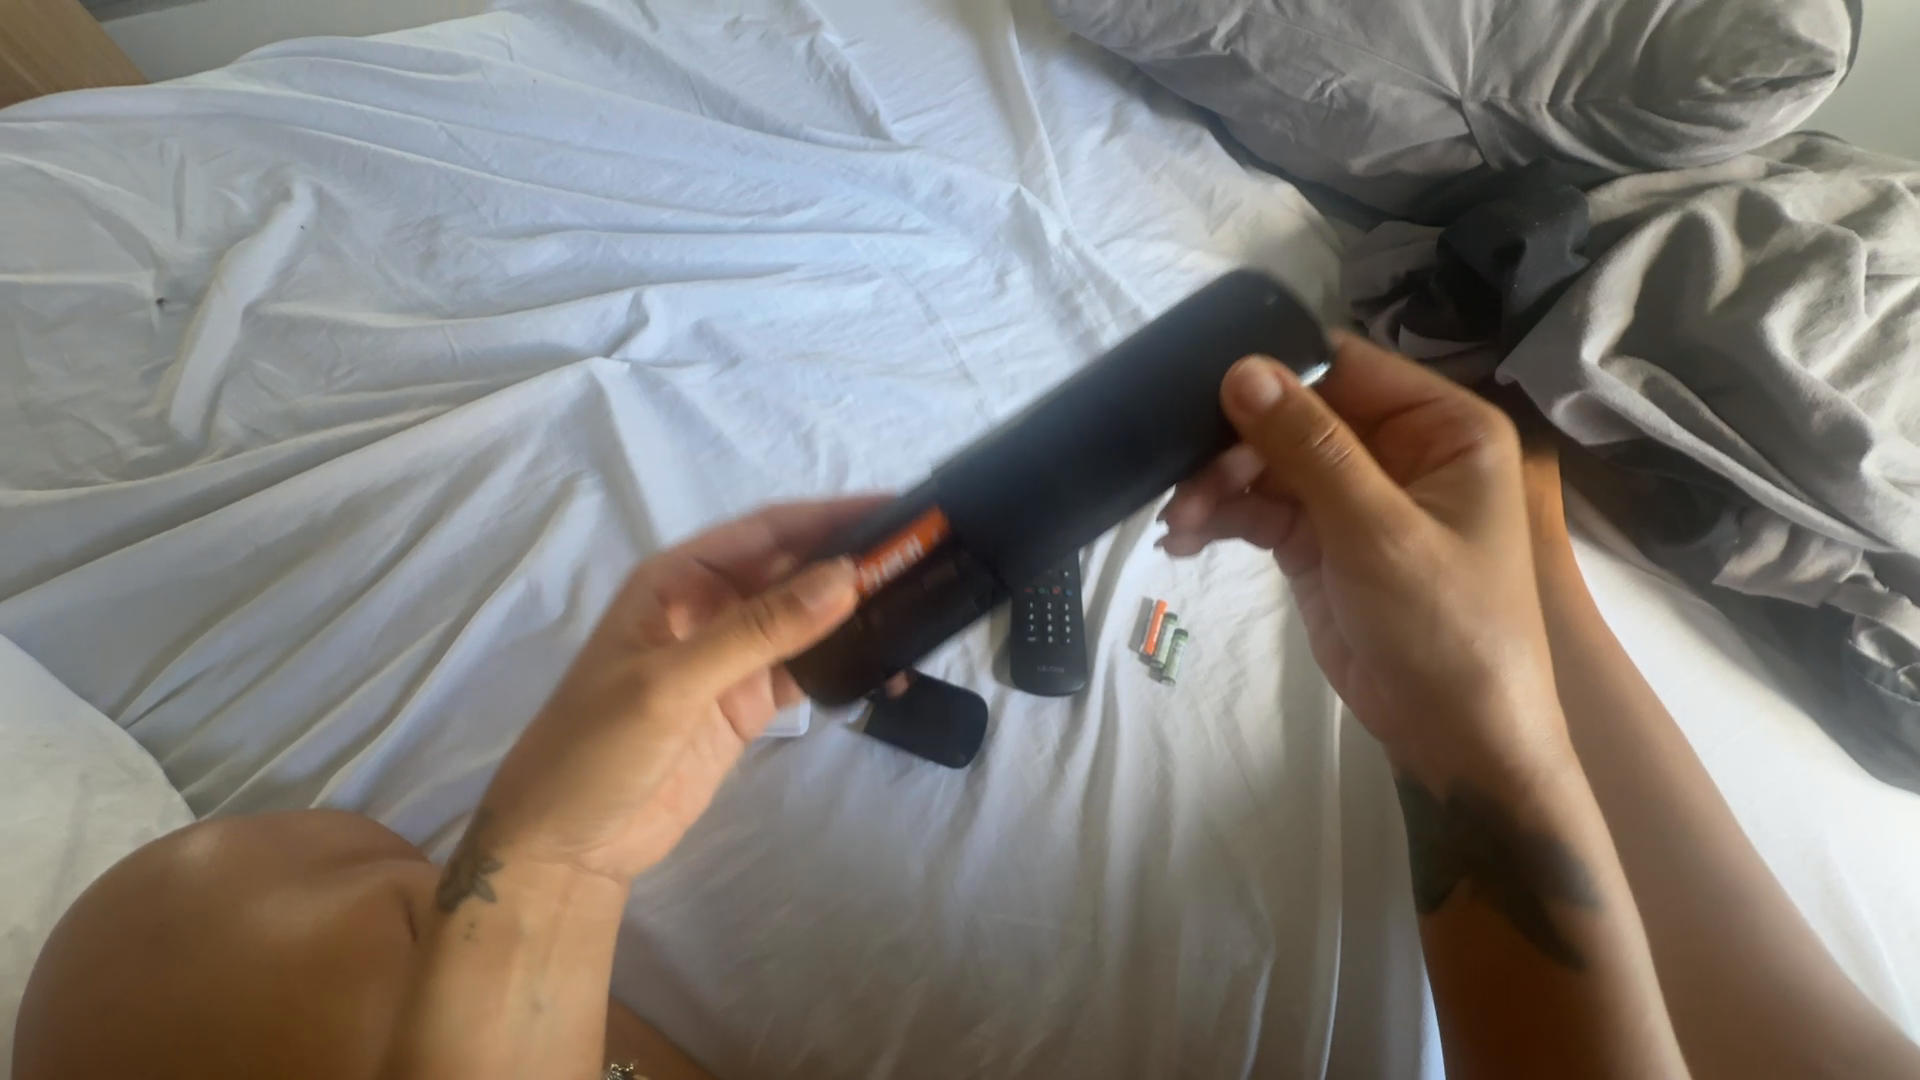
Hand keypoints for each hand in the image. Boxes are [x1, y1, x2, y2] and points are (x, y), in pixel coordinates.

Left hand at [469, 499, 878, 885]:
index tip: (894, 509)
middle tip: (921, 557)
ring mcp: (732, 656)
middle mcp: (711, 606)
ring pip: (806, 618)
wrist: (567, 848)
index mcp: (679, 579)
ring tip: (915, 602)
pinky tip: (883, 665)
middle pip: (793, 570)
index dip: (830, 516)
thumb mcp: (673, 683)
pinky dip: (844, 665)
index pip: (768, 531)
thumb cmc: (595, 749)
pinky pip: (807, 670)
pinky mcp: (748, 701)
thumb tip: (845, 578)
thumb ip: (759, 630)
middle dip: (851, 560)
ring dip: (853, 611)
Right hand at [1159, 333, 1566, 774]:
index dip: (1276, 379)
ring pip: (1264, 466)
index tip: (1207, 400)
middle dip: (1234, 453)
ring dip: (1216, 490)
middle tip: (1186, 492)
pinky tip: (1183, 542)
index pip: (1344, 371)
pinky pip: (1257, 512)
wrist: (1449, 733)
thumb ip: (1308, 446)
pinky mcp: (1314, 540)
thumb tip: (1242, 371)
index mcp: (1438, 428)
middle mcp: (1393, 451)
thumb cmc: (1443, 625)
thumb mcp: (1375, 529)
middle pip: (1292, 420)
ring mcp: (1349, 498)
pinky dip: (1220, 522)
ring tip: (1178, 526)